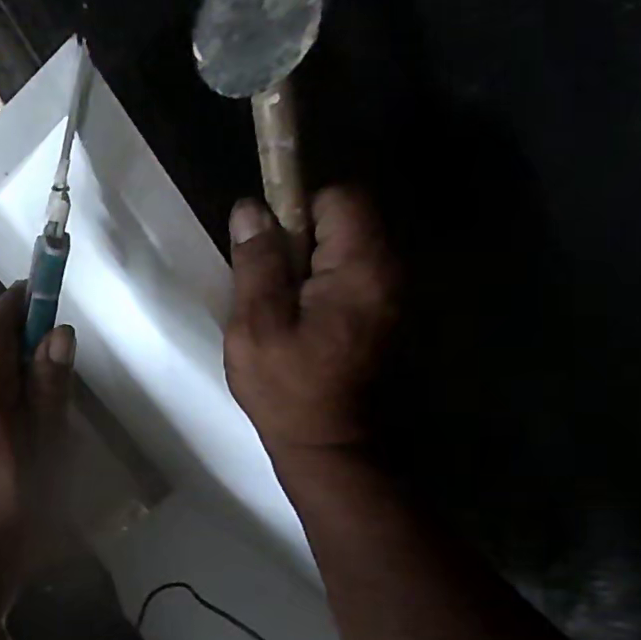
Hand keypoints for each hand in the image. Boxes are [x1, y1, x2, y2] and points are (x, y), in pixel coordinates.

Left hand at [0, 283, 75, 585]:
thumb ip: (52, 388)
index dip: (15, 306)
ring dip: (0, 351)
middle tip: (40, 311)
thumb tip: (57, 333)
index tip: (32, 282)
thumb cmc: (24, 504)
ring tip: (34, 345)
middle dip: (8, 326)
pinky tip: (18, 388)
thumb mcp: (51, 444)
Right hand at [224, 187, 398, 460]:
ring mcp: (389, 294)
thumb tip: (251, 209)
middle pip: (344, 221)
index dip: (296, 205)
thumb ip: (258, 263)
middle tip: (260, 282)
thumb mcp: (256, 323)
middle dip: (296, 238)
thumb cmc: (285, 385)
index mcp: (362, 267)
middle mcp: (388, 271)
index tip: (261, 238)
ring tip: (271, 306)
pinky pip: (345, 276)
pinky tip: (291, 320)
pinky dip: (314, 284)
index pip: (340, 198)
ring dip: (302, 264)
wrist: (327, 441)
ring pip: (342, 250)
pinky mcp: (379, 314)